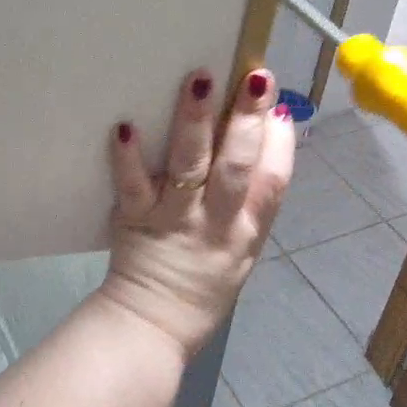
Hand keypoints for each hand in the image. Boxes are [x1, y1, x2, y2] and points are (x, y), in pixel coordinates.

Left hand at [96, 68, 294, 356]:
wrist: (151, 328)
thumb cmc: (203, 287)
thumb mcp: (242, 251)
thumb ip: (252, 203)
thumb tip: (264, 139)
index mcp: (246, 232)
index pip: (273, 183)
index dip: (280, 144)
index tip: (280, 104)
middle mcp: (215, 223)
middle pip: (237, 166)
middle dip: (248, 120)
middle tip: (256, 77)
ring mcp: (175, 220)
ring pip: (190, 165)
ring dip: (196, 122)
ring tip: (200, 83)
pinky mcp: (135, 219)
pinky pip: (132, 184)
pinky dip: (129, 156)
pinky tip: (126, 127)